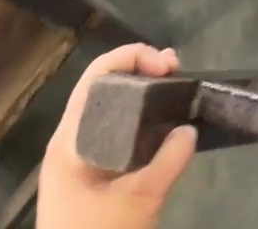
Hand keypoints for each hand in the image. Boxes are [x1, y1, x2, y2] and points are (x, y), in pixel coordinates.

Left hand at [38, 44, 197, 228]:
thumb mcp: (140, 201)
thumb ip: (168, 161)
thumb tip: (189, 130)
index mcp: (70, 139)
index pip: (97, 74)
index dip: (133, 57)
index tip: (167, 67)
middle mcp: (68, 141)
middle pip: (103, 86)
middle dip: (141, 70)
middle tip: (176, 70)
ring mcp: (75, 160)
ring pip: (108, 109)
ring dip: (140, 94)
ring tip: (174, 89)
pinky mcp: (86, 177)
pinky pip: (112, 132)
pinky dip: (136, 119)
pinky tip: (160, 127)